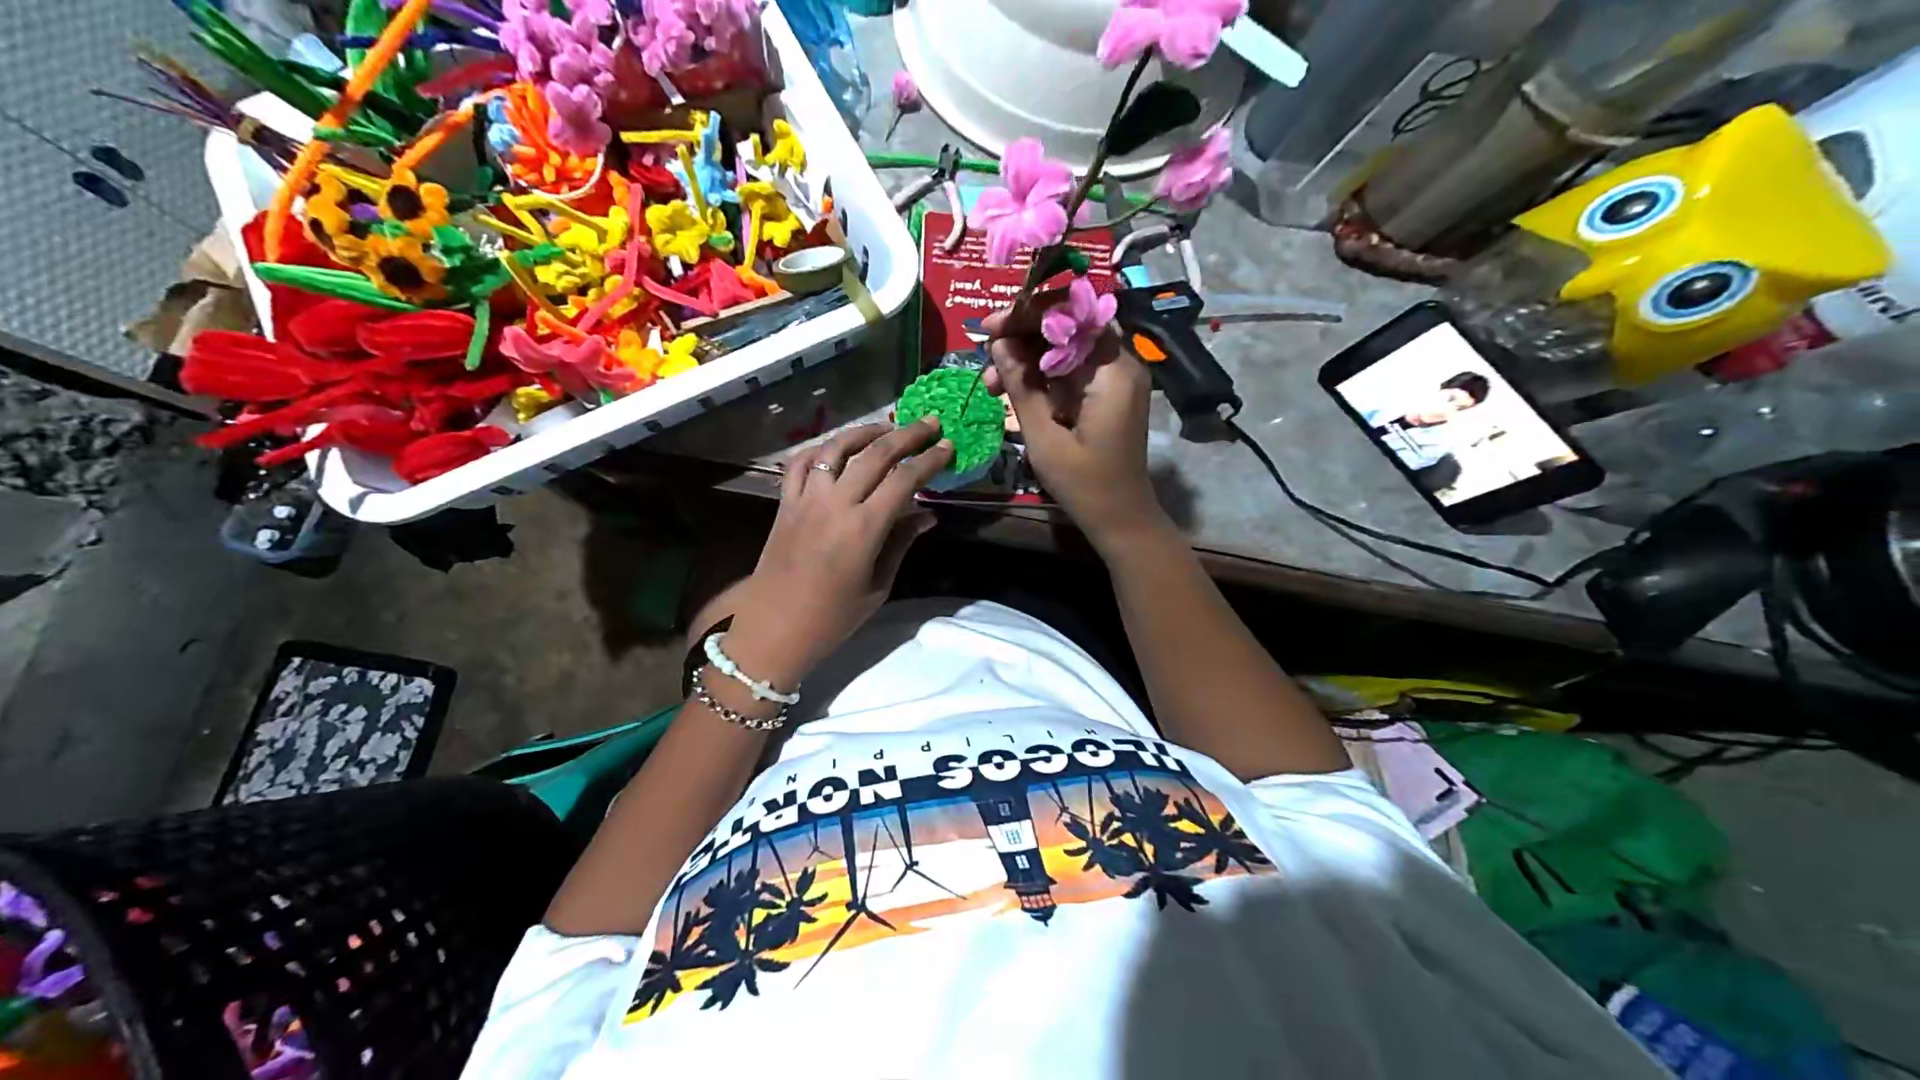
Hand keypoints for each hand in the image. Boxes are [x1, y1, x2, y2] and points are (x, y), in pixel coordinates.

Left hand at [722, 420, 953, 688]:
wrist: (774, 627)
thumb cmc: (833, 617)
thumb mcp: (878, 585)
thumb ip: (901, 543)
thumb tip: (927, 514)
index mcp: (863, 528)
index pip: (904, 480)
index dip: (929, 461)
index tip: (947, 447)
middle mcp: (835, 504)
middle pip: (875, 455)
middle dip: (907, 435)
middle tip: (928, 423)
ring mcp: (806, 499)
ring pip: (836, 449)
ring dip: (864, 432)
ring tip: (886, 427)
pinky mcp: (785, 503)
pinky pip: (801, 463)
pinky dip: (822, 448)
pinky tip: (838, 446)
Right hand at [984, 297, 1170, 553]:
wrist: (1121, 518)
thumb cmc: (1085, 485)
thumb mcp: (1045, 439)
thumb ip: (1022, 388)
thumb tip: (999, 344)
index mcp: (1111, 372)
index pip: (1071, 316)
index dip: (1028, 313)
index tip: (991, 326)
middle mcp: (1120, 364)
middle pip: (1069, 325)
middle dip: (1024, 335)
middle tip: (986, 350)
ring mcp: (1115, 378)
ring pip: (1066, 346)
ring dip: (1028, 357)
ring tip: (992, 382)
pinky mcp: (1107, 393)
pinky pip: (1071, 368)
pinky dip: (1042, 374)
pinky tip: (1011, 389)